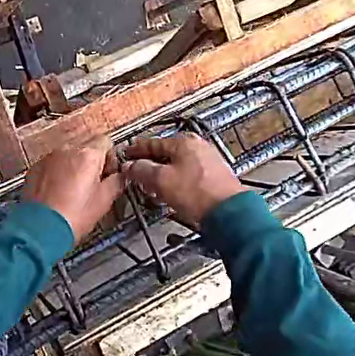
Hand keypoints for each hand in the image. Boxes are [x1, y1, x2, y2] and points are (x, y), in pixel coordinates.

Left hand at [21, 138, 124, 240]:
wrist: (40, 228)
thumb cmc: (72, 216)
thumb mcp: (104, 201)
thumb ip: (116, 182)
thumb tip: (120, 177)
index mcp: (88, 156)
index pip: (106, 142)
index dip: (110, 159)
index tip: (108, 174)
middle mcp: (67, 150)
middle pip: (86, 150)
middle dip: (90, 165)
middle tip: (91, 188)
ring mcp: (49, 158)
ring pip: (68, 158)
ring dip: (72, 169)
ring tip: (72, 194)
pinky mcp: (35, 168)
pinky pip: (52, 165)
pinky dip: (56, 175)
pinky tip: (57, 194)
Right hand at [120, 134, 244, 228]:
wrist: (228, 213)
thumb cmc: (199, 194)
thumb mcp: (161, 180)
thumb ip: (141, 170)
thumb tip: (130, 166)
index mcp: (184, 142)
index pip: (152, 143)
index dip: (135, 152)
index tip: (126, 157)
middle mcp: (198, 148)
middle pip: (165, 155)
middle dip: (148, 166)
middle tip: (136, 175)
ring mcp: (207, 162)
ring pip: (176, 166)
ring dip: (161, 177)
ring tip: (151, 189)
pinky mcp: (213, 178)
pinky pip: (187, 177)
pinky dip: (175, 183)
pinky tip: (169, 195)